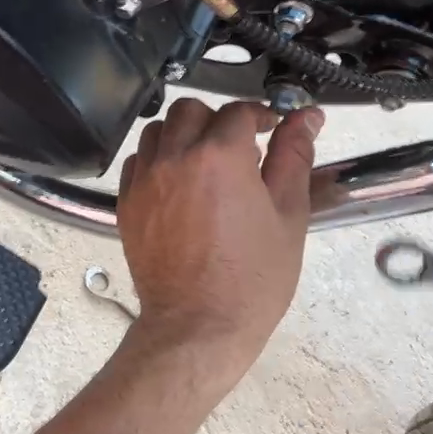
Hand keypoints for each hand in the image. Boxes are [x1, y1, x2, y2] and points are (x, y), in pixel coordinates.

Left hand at [117, 100, 323, 367]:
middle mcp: (174, 158)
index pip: (237, 111)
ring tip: (206, 161)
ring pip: (157, 130)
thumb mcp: (288, 214)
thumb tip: (306, 119)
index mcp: (218, 156)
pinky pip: (136, 161)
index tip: (271, 128)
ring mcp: (144, 179)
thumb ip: (293, 157)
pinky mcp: (126, 201)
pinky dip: (156, 159)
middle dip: (217, 119)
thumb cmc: (251, 278)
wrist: (198, 323)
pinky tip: (178, 181)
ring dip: (182, 134)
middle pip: (190, 110)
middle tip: (239, 145)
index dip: (260, 115)